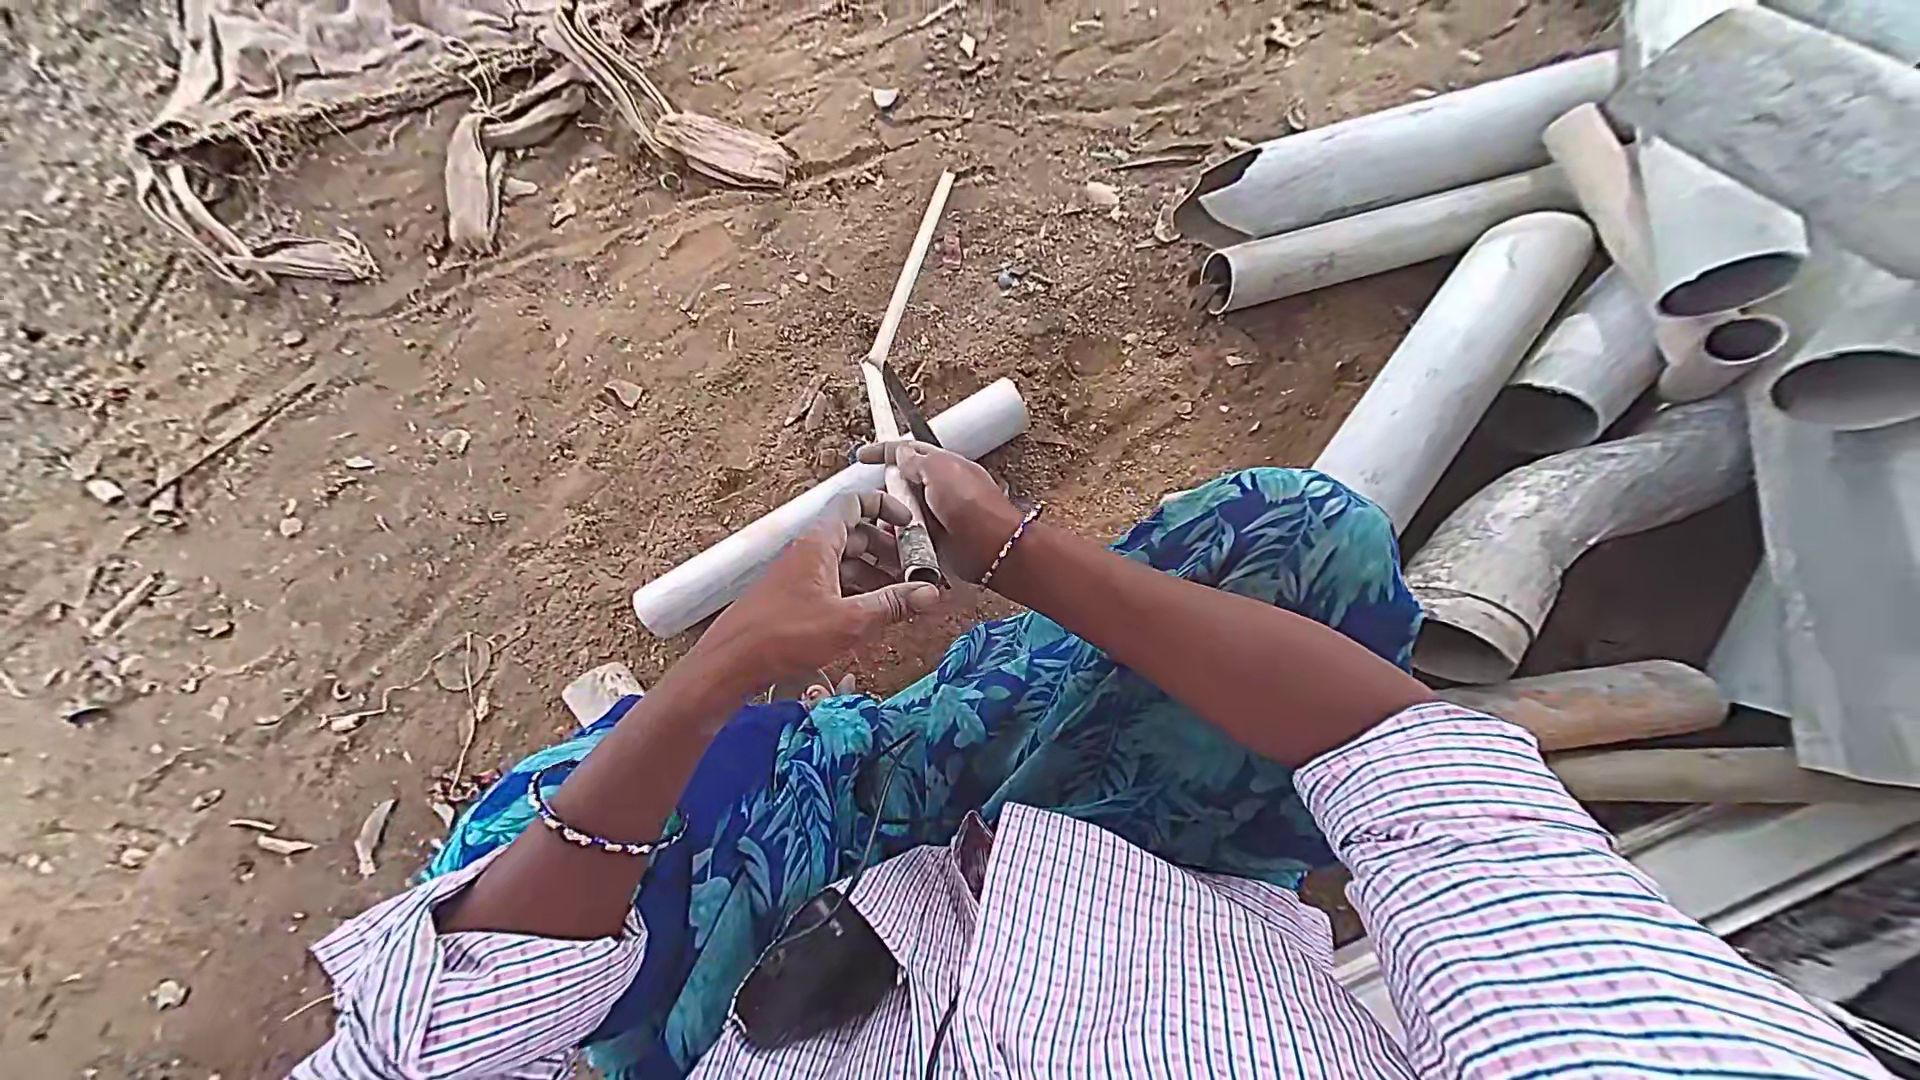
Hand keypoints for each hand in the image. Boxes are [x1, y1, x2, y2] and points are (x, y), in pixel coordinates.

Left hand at [691, 491, 941, 688]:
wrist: (731, 663)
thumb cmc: (785, 635)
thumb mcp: (850, 620)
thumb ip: (893, 604)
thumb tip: (929, 593)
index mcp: (819, 543)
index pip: (855, 504)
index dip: (885, 508)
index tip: (910, 524)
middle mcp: (808, 552)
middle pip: (856, 535)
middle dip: (889, 549)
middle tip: (915, 569)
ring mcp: (799, 575)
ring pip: (845, 562)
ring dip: (875, 574)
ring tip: (901, 596)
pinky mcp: (794, 598)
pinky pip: (833, 583)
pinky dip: (856, 591)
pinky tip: (873, 612)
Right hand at [856, 441, 1020, 582]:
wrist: (992, 548)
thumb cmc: (974, 507)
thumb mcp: (941, 471)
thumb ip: (917, 461)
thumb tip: (900, 454)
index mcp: (944, 466)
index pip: (909, 452)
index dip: (884, 452)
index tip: (863, 457)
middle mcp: (940, 489)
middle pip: (901, 484)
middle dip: (885, 491)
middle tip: (875, 499)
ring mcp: (937, 515)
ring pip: (901, 512)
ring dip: (890, 516)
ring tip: (886, 522)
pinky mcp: (934, 539)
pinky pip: (908, 536)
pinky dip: (899, 537)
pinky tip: (894, 540)